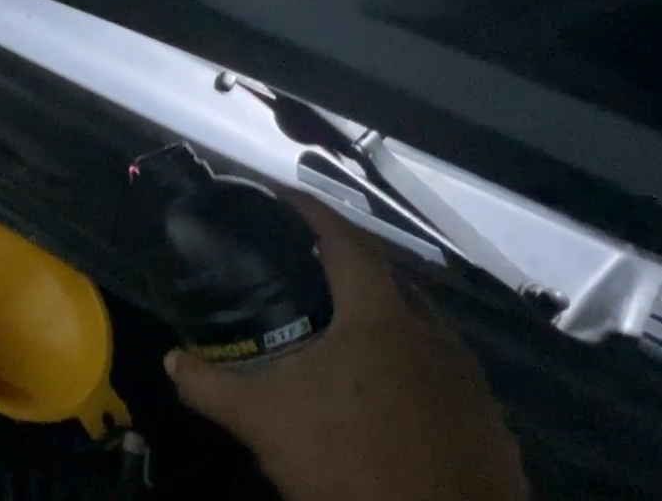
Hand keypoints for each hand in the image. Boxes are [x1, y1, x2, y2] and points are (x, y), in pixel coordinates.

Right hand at [163, 195, 528, 500]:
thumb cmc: (351, 464)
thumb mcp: (263, 423)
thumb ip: (211, 385)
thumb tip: (172, 358)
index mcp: (379, 320)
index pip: (346, 241)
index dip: (311, 211)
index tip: (279, 198)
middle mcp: (433, 337)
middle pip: (388, 278)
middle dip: (344, 263)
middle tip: (299, 265)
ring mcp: (469, 382)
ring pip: (420, 326)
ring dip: (378, 314)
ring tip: (334, 326)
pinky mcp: (489, 424)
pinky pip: (441, 369)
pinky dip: (406, 360)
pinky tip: (377, 387)